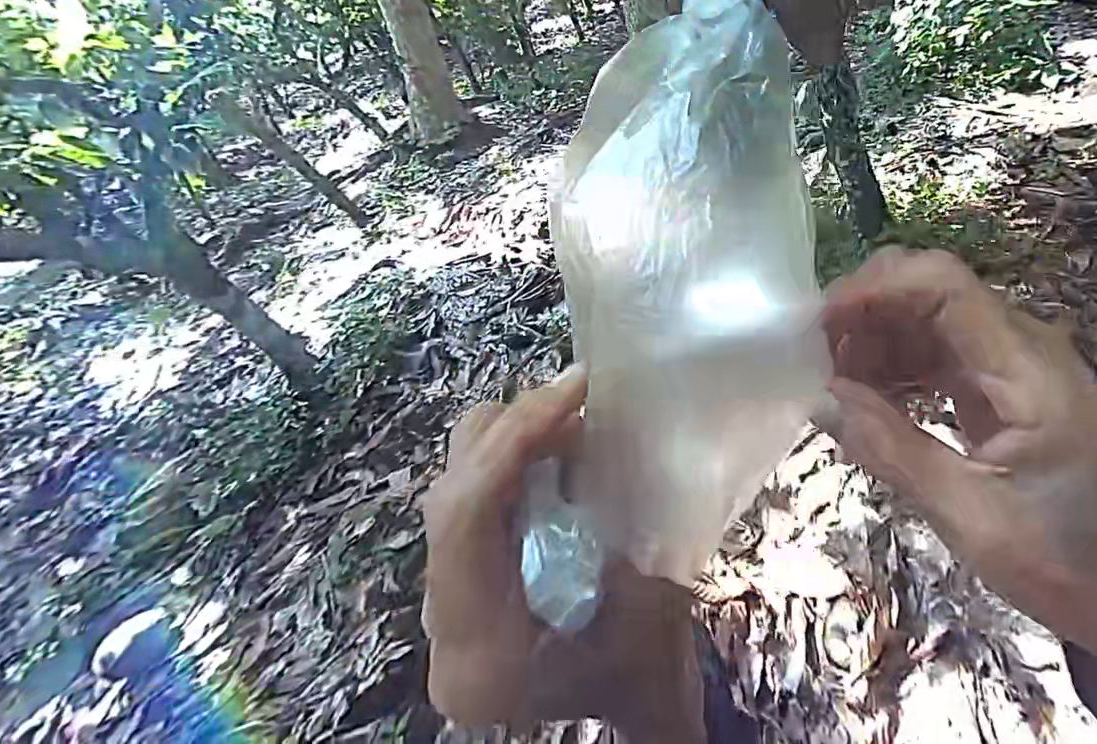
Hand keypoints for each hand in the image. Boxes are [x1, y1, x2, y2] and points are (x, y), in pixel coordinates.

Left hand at [421, 366, 704, 740]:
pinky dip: (516, 457)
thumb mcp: (652, 606)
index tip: (574, 389)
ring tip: (576, 422)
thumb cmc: (647, 670)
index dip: (514, 439)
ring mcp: (449, 597)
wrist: (635, 707)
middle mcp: (444, 621)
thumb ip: (626, 529)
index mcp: (480, 648)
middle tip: (582, 395)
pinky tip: (563, 451)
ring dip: (514, 437)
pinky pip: (476, 493)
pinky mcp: (467, 575)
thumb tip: (615, 436)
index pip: (465, 518)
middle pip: (451, 491)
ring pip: (455, 483)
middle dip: (516, 428)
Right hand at [818, 249, 1096, 710]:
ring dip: (876, 336)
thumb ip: (893, 451)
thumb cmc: (1070, 565)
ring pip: (930, 316)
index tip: (821, 322)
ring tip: (831, 378)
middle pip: (933, 289)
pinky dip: (897, 364)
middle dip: (867, 309)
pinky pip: (939, 351)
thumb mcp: (973, 520)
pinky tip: (866, 393)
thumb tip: (821, 398)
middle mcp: (1022, 347)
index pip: (945, 286)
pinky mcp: (1002, 385)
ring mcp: (1013, 363)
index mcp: (1028, 369)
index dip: (876, 288)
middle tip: (815, 352)